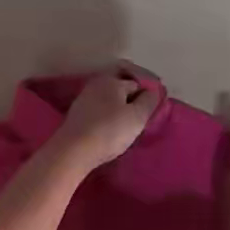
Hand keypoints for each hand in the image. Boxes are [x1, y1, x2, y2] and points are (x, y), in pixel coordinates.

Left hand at [47, 66, 161, 172]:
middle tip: (144, 110)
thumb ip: (148, 101)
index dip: (148, 91)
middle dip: (134, 94)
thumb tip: (152, 91)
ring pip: (110, 95)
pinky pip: (100, 106)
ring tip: (131, 119)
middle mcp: (97, 82)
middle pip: (121, 84)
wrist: (72, 150)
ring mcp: (85, 97)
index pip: (137, 80)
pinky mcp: (78, 112)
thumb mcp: (136, 117)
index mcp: (111, 79)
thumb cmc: (109, 130)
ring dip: (121, 103)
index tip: (157, 103)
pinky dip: (110, 111)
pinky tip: (113, 125)